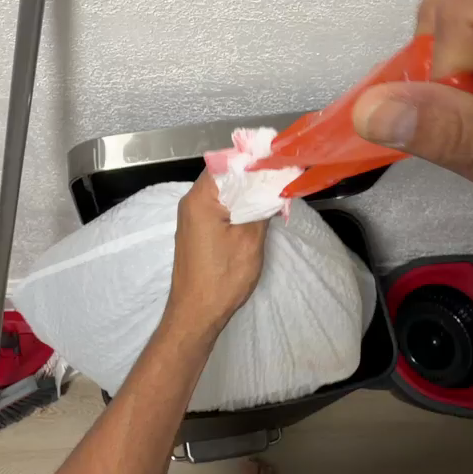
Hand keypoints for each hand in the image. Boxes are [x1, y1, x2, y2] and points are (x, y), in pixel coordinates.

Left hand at [165, 173, 269, 335]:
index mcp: (201, 198)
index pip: (227, 163)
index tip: (277, 159)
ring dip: (246, 191)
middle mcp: (191, 201)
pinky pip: (218, 205)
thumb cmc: (222, 277)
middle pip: (224, 175)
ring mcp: (191, 216)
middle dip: (252, 175)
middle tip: (280, 175)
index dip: (253, 159)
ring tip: (273, 190)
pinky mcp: (196, 229)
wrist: (196, 314)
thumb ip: (261, 206)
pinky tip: (257, 210)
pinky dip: (237, 204)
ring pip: (223, 191)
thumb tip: (273, 185)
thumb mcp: (250, 240)